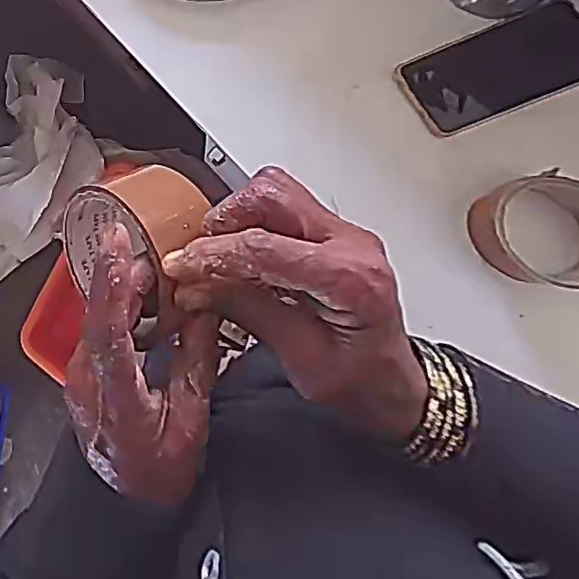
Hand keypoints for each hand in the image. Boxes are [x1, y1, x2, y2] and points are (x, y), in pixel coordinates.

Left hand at [66, 223, 222, 507]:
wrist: (116, 503)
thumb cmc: (156, 472)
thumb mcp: (190, 423)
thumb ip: (196, 362)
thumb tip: (202, 309)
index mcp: (117, 396)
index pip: (108, 329)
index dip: (113, 281)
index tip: (118, 242)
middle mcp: (88, 377)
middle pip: (102, 310)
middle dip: (129, 276)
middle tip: (162, 258)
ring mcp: (81, 371)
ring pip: (100, 313)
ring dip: (129, 290)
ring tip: (163, 282)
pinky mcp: (85, 366)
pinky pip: (103, 324)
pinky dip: (126, 307)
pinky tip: (153, 308)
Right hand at [162, 167, 425, 441]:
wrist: (396, 386)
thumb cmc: (365, 385)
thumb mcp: (302, 361)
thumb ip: (250, 311)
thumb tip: (199, 284)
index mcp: (351, 279)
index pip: (266, 246)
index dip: (214, 253)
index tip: (182, 264)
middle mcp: (352, 243)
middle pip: (273, 195)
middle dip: (225, 220)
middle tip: (200, 256)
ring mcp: (343, 232)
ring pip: (278, 191)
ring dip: (238, 216)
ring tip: (219, 255)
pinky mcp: (332, 232)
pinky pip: (284, 207)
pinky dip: (252, 222)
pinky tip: (241, 255)